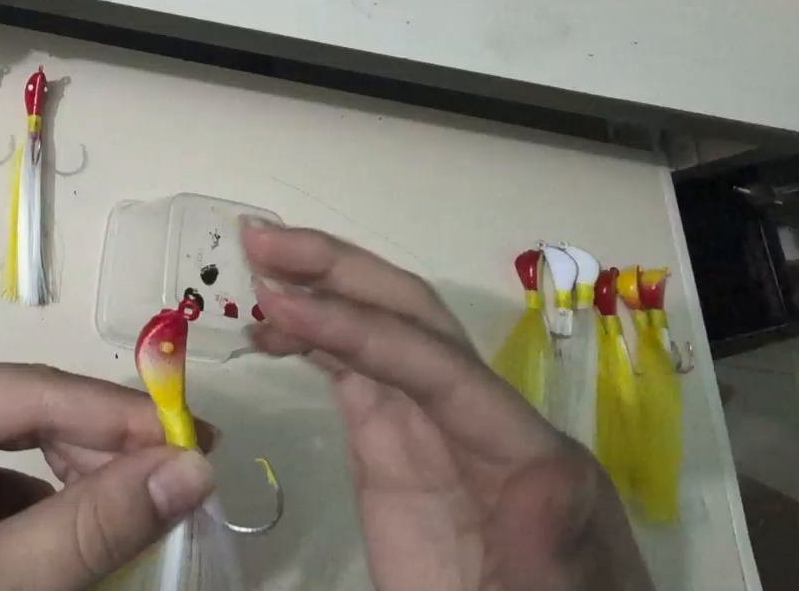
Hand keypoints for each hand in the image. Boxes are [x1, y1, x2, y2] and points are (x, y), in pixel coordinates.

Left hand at [0, 363, 215, 590]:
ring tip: (157, 507)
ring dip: (99, 479)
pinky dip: (72, 508)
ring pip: (43, 445)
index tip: (199, 436)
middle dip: (113, 450)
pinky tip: (109, 529)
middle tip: (190, 479)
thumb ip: (94, 525)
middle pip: (42, 413)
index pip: (34, 390)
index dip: (119, 412)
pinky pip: (28, 481)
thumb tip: (193, 469)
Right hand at [245, 222, 651, 590]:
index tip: (278, 304)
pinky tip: (268, 331)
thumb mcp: (546, 588)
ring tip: (252, 267)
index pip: (435, 362)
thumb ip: (547, 540)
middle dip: (336, 269)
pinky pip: (350, 368)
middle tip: (259, 241)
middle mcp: (478, 412)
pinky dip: (308, 338)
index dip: (355, 325)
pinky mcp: (394, 437)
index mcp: (524, 448)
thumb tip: (539, 481)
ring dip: (315, 289)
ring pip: (374, 329)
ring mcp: (432, 421)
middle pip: (409, 314)